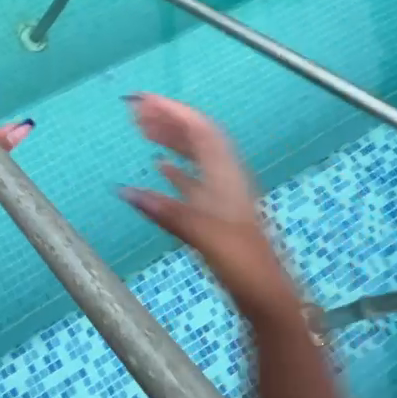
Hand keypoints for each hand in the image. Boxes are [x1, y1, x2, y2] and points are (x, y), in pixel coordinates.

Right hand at [118, 93, 299, 321]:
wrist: (269, 297)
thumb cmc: (244, 264)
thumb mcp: (205, 236)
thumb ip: (168, 213)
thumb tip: (127, 192)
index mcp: (225, 176)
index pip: (199, 129)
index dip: (172, 111)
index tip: (143, 100)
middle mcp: (224, 178)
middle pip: (196, 136)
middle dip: (168, 118)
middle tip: (137, 109)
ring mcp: (221, 195)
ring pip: (194, 154)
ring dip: (170, 137)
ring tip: (143, 127)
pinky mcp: (216, 213)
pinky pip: (192, 177)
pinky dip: (174, 166)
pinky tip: (158, 166)